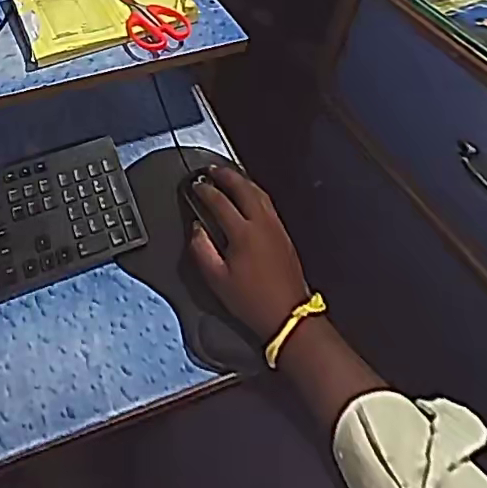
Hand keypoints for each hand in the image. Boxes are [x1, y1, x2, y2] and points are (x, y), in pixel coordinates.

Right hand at [187, 165, 310, 338]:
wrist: (290, 318)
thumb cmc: (251, 300)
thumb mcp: (217, 279)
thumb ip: (201, 249)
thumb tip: (196, 228)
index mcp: (243, 233)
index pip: (220, 201)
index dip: (205, 190)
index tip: (195, 186)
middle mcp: (262, 224)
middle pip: (243, 188)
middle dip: (226, 175)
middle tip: (212, 169)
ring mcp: (276, 228)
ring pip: (259, 193)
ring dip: (242, 180)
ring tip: (229, 176)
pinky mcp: (285, 235)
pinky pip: (267, 203)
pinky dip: (254, 192)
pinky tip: (248, 194)